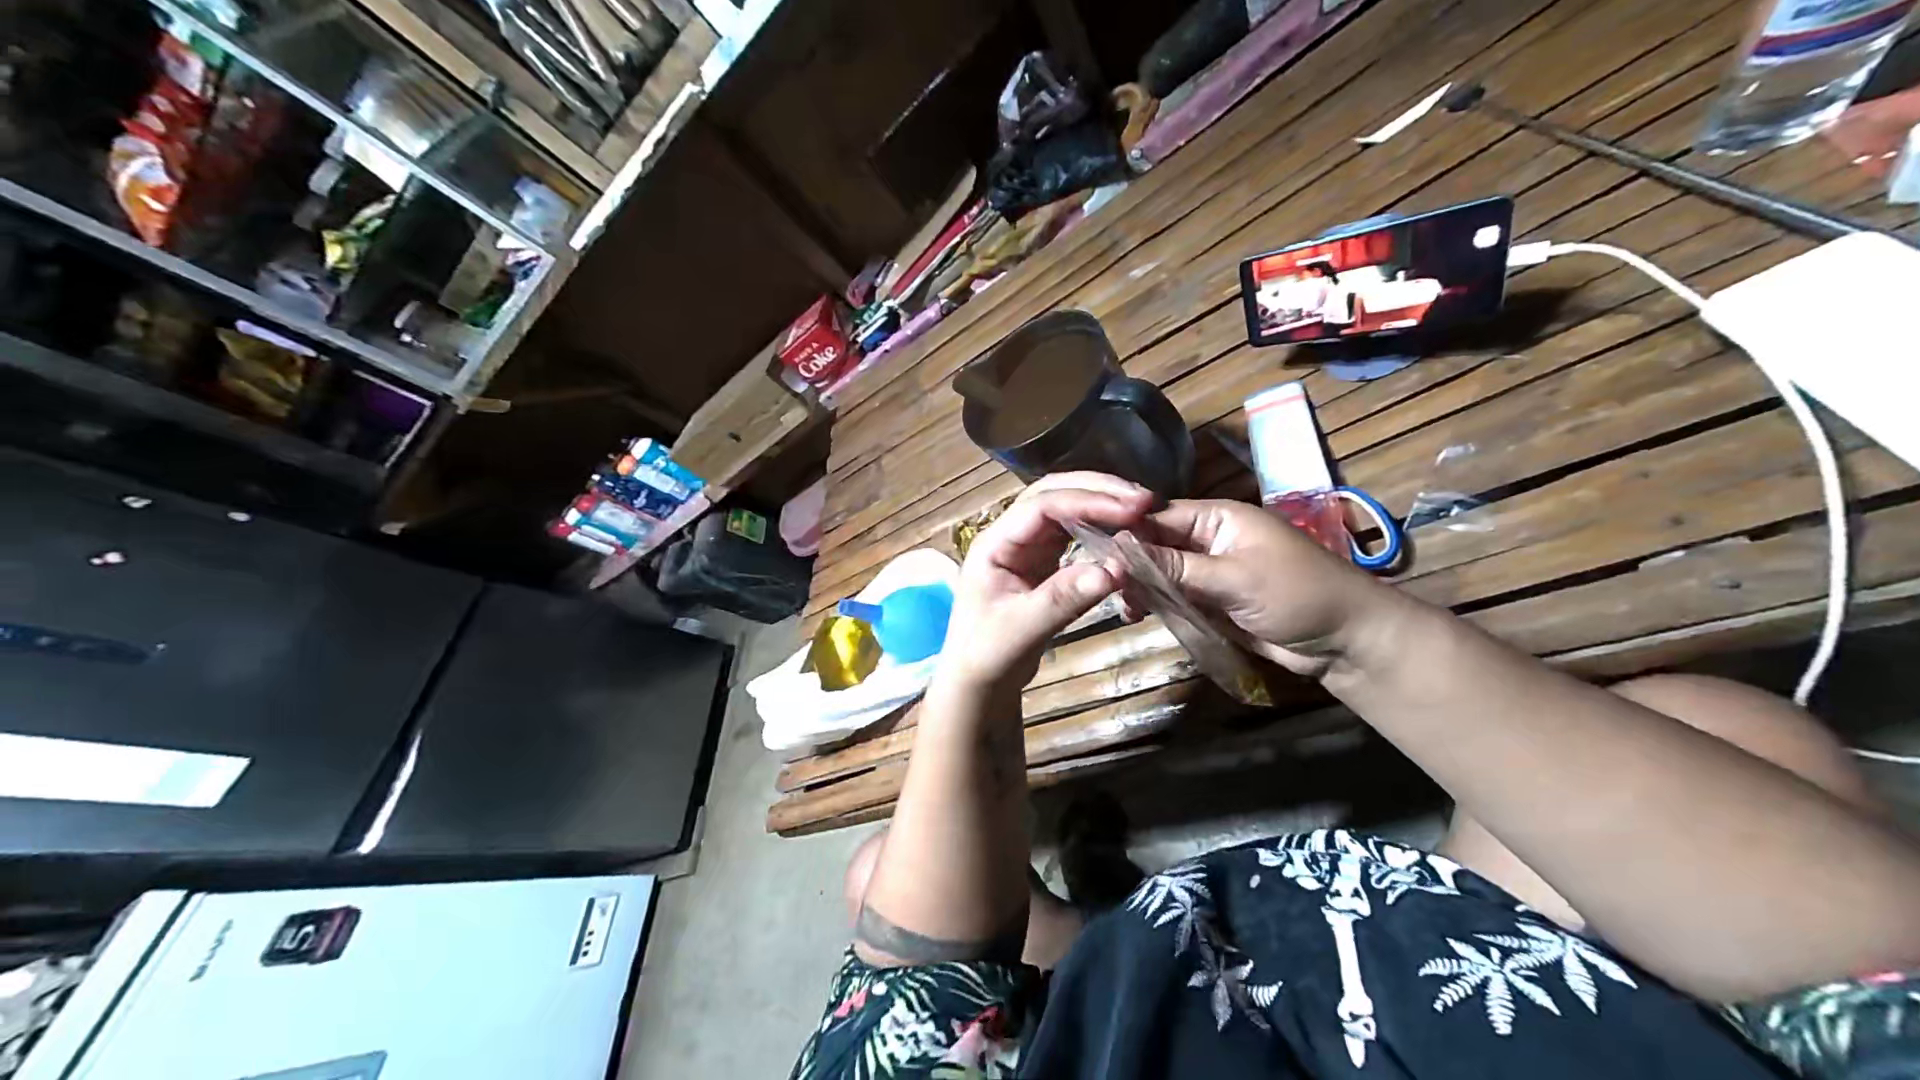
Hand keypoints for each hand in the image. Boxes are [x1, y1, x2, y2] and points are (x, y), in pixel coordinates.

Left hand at [937, 473, 1152, 694]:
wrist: (980, 679)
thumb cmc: (987, 654)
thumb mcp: (1022, 630)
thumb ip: (1063, 599)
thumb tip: (1116, 571)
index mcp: (995, 543)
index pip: (1042, 506)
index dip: (1087, 501)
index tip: (1131, 509)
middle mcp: (1011, 535)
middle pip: (1054, 493)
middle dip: (1098, 490)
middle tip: (1144, 501)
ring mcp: (1028, 546)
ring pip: (1066, 508)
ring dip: (1102, 503)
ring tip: (1142, 510)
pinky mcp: (1044, 560)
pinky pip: (1075, 532)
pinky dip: (1101, 527)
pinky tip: (1125, 531)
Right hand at [1124, 498, 1398, 676]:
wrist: (1345, 641)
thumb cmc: (1297, 595)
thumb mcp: (1234, 578)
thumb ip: (1176, 566)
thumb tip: (1121, 549)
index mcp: (1217, 517)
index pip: (1158, 515)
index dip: (1125, 530)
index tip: (1092, 551)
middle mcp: (1207, 539)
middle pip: (1154, 543)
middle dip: (1128, 562)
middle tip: (1104, 585)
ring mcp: (1208, 570)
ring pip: (1159, 571)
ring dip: (1139, 585)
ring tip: (1122, 606)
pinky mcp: (1211, 599)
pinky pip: (1173, 595)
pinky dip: (1155, 603)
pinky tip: (1137, 614)